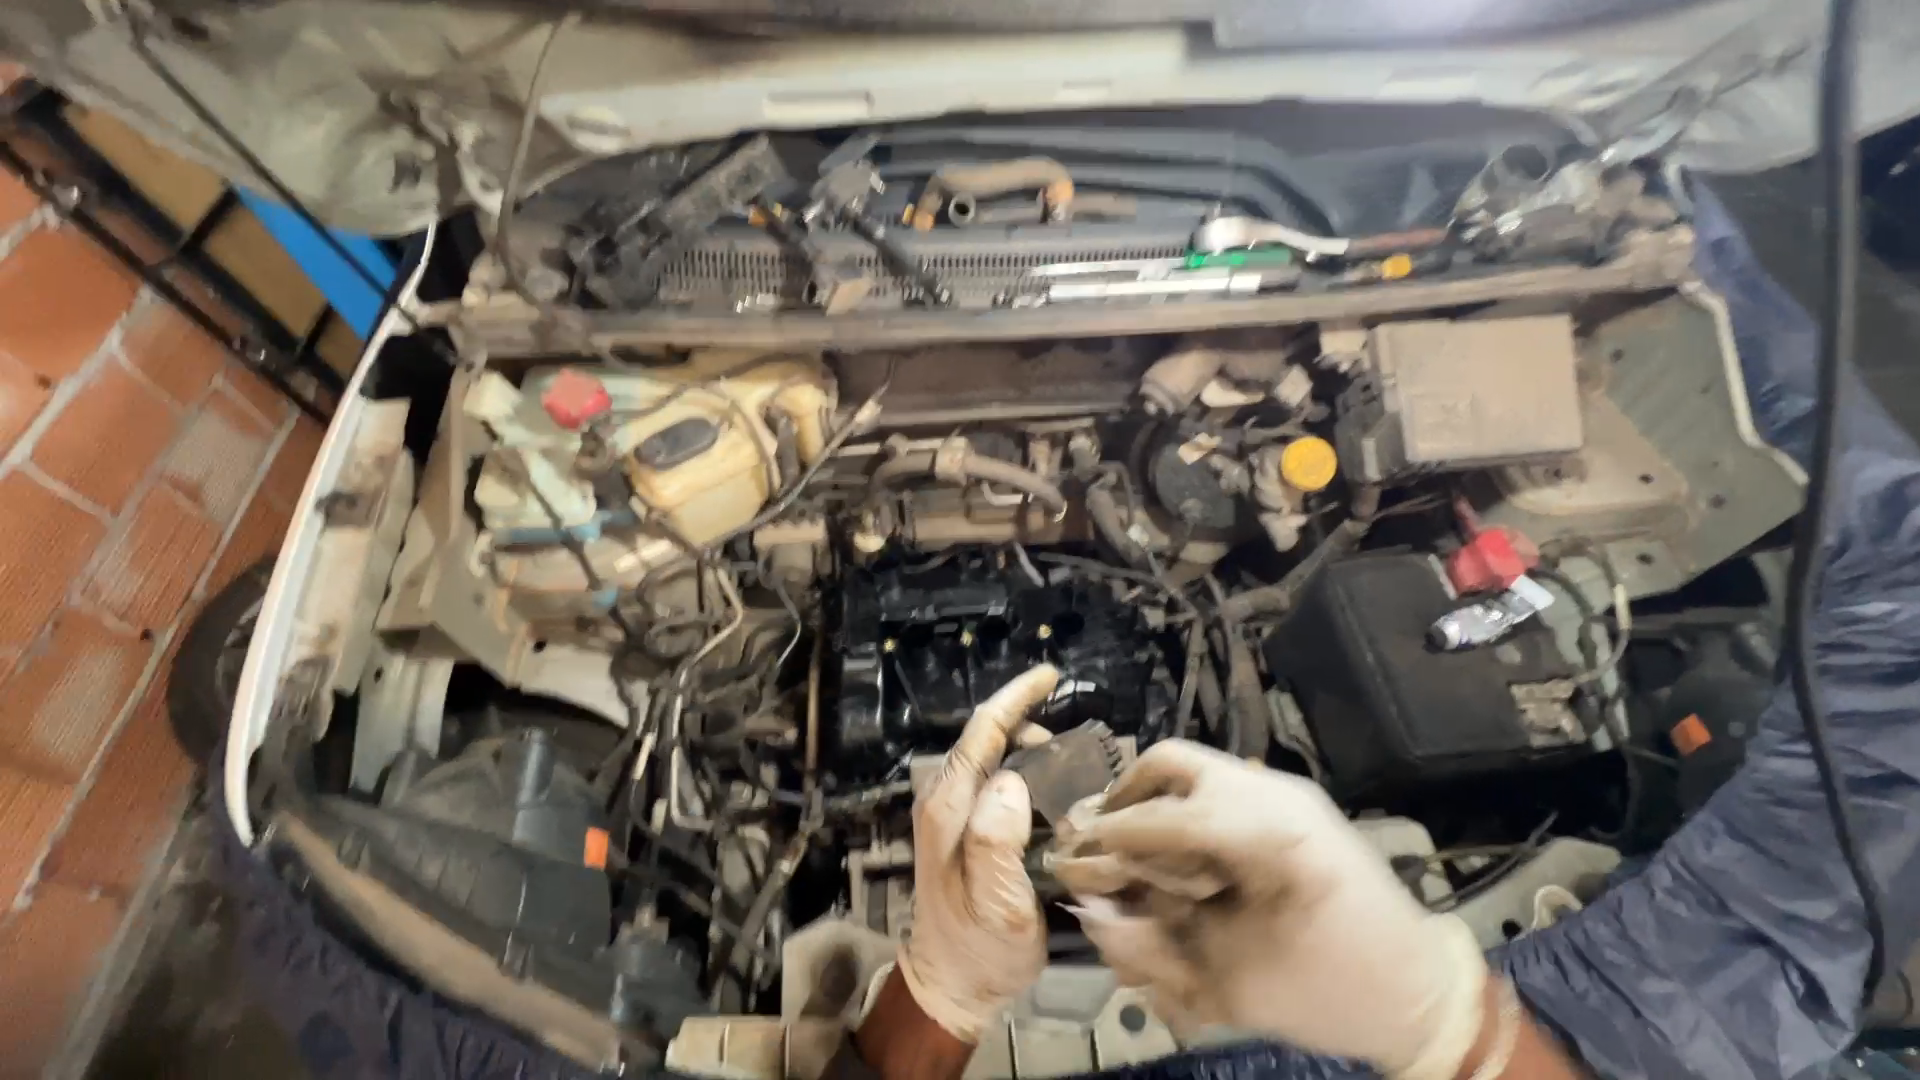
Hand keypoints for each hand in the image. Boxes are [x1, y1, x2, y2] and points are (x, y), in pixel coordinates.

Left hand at [896, 665, 1057, 1040]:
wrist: (953, 983)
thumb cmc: (978, 946)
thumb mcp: (994, 902)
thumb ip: (996, 839)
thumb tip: (1012, 780)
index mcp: (949, 806)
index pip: (980, 732)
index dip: (1015, 698)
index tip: (1049, 675)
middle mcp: (945, 798)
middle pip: (985, 737)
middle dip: (1027, 721)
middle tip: (1073, 743)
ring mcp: (952, 812)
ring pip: (992, 756)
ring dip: (1029, 748)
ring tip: (1069, 767)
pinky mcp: (963, 826)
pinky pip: (995, 779)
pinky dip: (1025, 770)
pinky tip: (1052, 789)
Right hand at [1054, 740, 1488, 1079]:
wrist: (1420, 991)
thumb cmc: (1330, 995)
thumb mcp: (1233, 988)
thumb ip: (1153, 949)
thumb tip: (1089, 911)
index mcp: (1264, 837)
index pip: (1163, 817)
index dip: (1111, 835)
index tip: (1076, 856)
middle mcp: (1270, 795)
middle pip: (1169, 764)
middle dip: (1123, 798)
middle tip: (1099, 837)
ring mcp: (1284, 790)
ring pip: (1189, 765)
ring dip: (1149, 797)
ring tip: (1130, 840)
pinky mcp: (1292, 799)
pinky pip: (1216, 782)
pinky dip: (1180, 803)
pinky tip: (1177, 847)